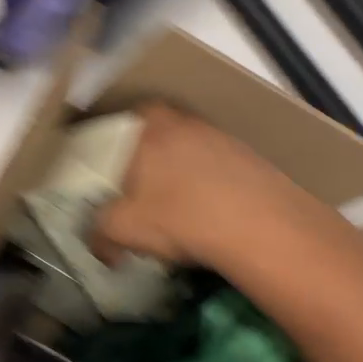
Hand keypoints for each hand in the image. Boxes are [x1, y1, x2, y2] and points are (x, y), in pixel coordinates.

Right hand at [93, 103, 315, 267]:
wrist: (264, 228)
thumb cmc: (180, 217)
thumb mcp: (120, 229)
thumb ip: (98, 231)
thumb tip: (99, 245)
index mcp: (152, 129)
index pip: (127, 117)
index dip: (116, 137)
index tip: (108, 162)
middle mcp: (190, 124)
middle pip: (160, 133)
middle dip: (146, 157)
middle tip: (134, 187)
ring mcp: (225, 140)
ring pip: (189, 150)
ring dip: (178, 173)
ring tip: (169, 206)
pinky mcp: (253, 161)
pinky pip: (216, 168)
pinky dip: (206, 186)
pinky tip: (202, 214)